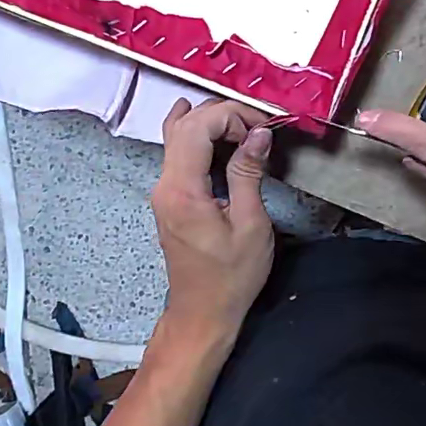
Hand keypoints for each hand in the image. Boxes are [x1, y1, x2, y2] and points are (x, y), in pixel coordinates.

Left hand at [150, 98, 275, 344]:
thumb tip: (259, 133)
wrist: (202, 311)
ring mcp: (163, 190)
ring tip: (244, 126)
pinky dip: (199, 136)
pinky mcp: (169, 196)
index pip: (197, 126)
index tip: (263, 128)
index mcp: (182, 190)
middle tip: (259, 127)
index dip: (231, 115)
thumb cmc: (230, 277)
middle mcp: (164, 184)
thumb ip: (249, 173)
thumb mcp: (250, 225)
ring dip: (210, 121)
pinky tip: (216, 132)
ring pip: (177, 134)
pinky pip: (178, 152)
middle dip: (223, 114)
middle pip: (184, 124)